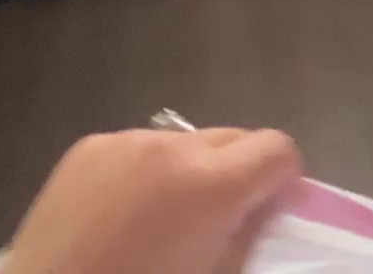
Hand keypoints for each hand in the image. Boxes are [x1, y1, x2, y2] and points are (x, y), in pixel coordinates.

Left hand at [1, 128, 302, 273]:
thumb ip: (250, 234)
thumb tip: (269, 200)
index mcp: (212, 184)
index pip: (277, 148)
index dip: (283, 177)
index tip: (273, 207)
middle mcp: (174, 146)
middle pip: (234, 138)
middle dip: (238, 172)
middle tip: (218, 220)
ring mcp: (127, 139)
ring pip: (185, 143)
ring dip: (189, 171)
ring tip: (160, 219)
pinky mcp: (90, 145)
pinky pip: (138, 147)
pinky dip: (144, 172)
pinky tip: (120, 214)